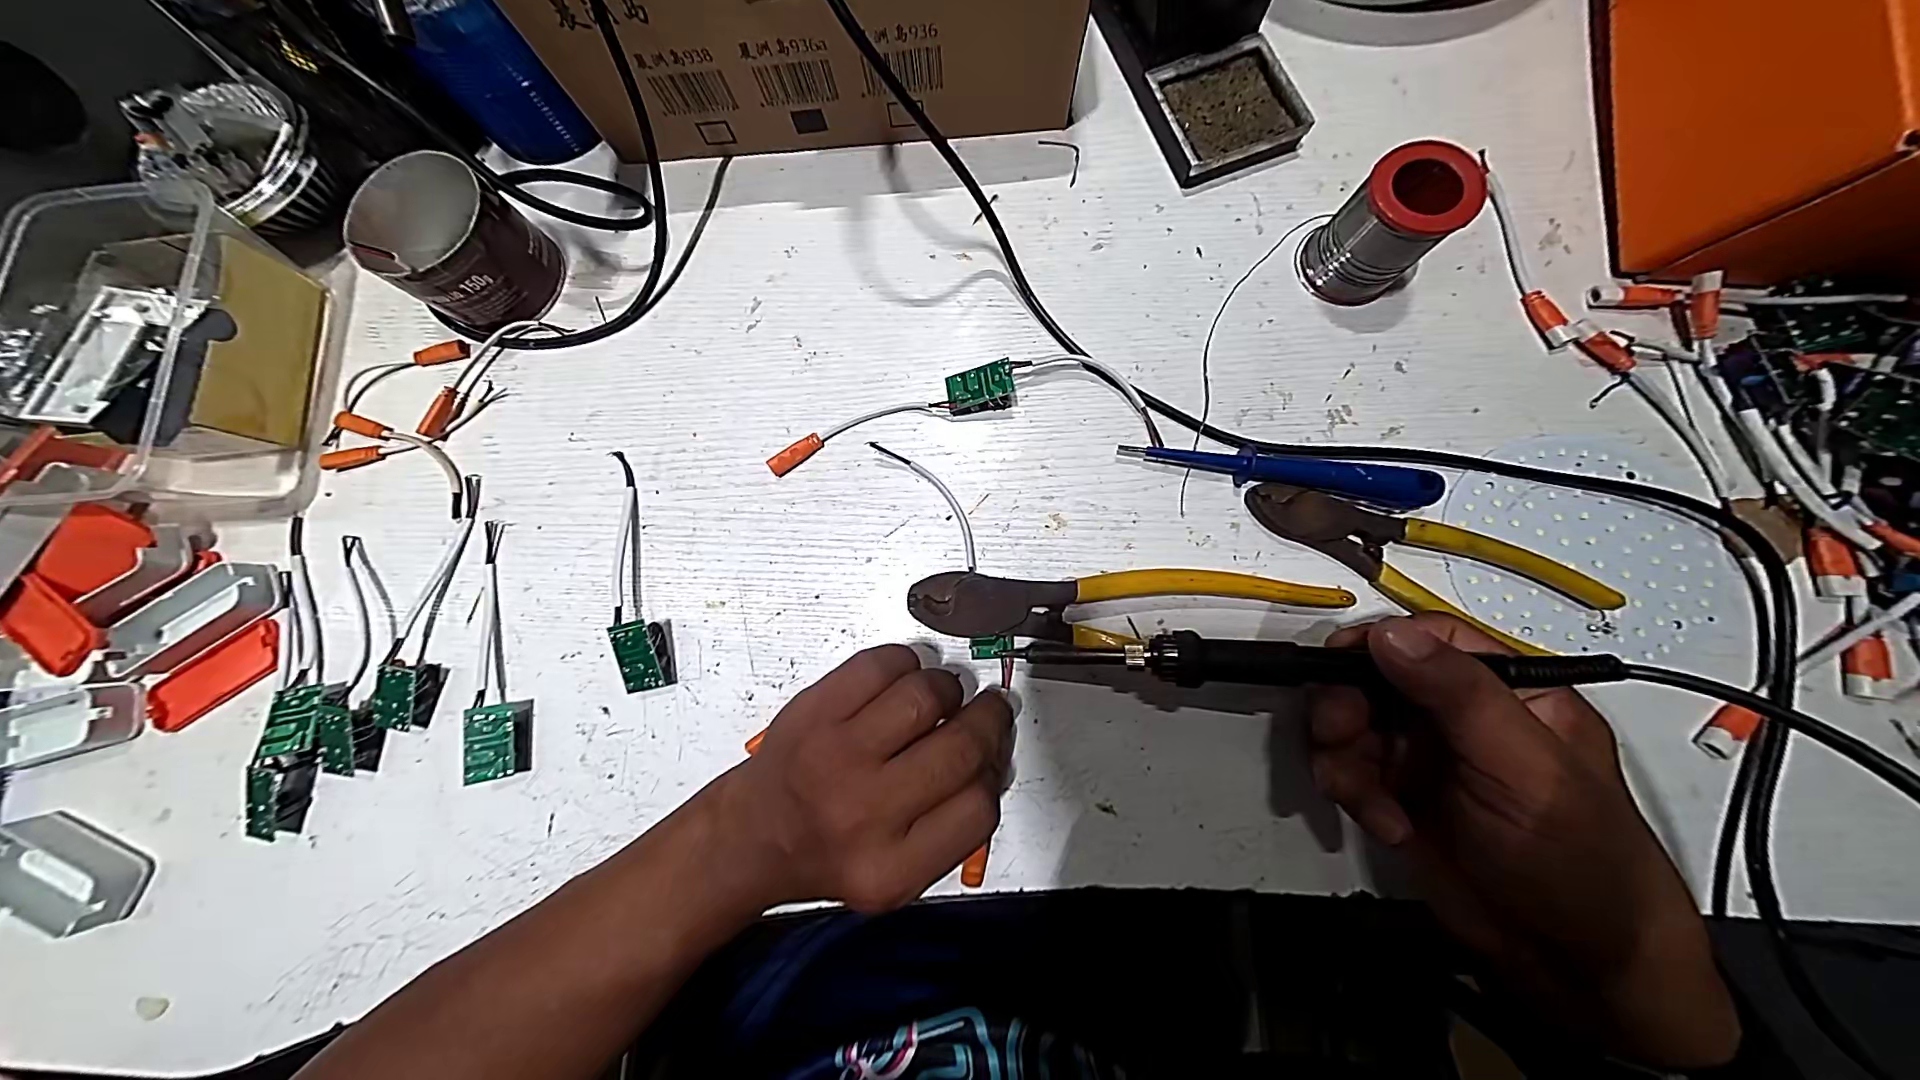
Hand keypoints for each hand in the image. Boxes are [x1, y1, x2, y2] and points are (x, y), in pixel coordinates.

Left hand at [706, 645, 1013, 914]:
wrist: (755, 833)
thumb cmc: (828, 849)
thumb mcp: (896, 873)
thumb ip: (953, 828)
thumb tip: (995, 756)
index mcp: (890, 866)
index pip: (980, 807)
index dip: (995, 772)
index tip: (992, 755)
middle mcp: (862, 811)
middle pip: (961, 746)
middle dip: (987, 719)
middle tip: (987, 710)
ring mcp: (835, 755)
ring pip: (927, 696)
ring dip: (949, 687)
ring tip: (942, 696)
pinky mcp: (814, 712)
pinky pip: (881, 665)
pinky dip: (906, 663)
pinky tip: (903, 680)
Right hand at [1309, 614, 1738, 1067]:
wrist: (1572, 969)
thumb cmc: (1580, 865)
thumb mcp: (1524, 770)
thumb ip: (1459, 696)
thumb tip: (1393, 634)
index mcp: (1506, 693)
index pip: (1428, 639)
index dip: (1376, 645)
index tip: (1337, 665)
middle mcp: (1456, 716)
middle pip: (1371, 677)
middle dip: (1345, 706)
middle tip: (1339, 736)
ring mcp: (1422, 753)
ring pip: (1348, 721)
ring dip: (1341, 755)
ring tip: (1363, 796)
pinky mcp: (1394, 789)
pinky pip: (1344, 766)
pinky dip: (1349, 789)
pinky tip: (1385, 822)